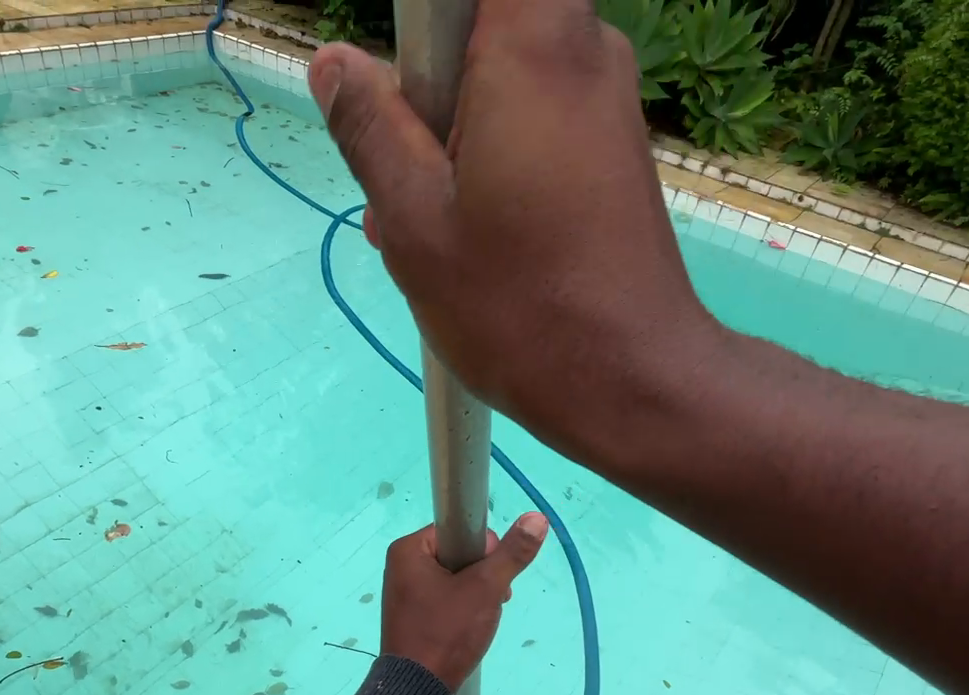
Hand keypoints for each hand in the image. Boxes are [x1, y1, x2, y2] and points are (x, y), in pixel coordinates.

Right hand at [308, 0, 724, 454]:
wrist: (633, 385)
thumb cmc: (519, 307)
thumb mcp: (415, 224)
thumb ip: (369, 130)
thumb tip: (335, 64)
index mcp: (533, 40)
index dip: (424, 29)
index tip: (409, 94)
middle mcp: (584, 47)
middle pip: (476, 32)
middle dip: (425, 100)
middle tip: (403, 192)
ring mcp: (608, 102)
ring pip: (501, 86)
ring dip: (451, 148)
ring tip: (434, 239)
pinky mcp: (615, 151)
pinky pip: (535, 125)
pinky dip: (494, 168)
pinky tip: (478, 243)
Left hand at [382, 513, 548, 687]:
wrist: (418, 691)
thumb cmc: (447, 632)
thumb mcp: (485, 589)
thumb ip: (512, 554)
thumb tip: (537, 518)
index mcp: (408, 549)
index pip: (458, 530)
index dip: (483, 549)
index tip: (493, 575)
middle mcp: (400, 566)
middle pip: (458, 555)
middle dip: (482, 577)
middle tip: (493, 600)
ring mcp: (404, 593)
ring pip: (455, 579)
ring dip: (476, 595)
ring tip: (482, 618)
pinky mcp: (411, 616)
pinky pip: (444, 599)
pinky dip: (462, 609)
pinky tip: (469, 628)